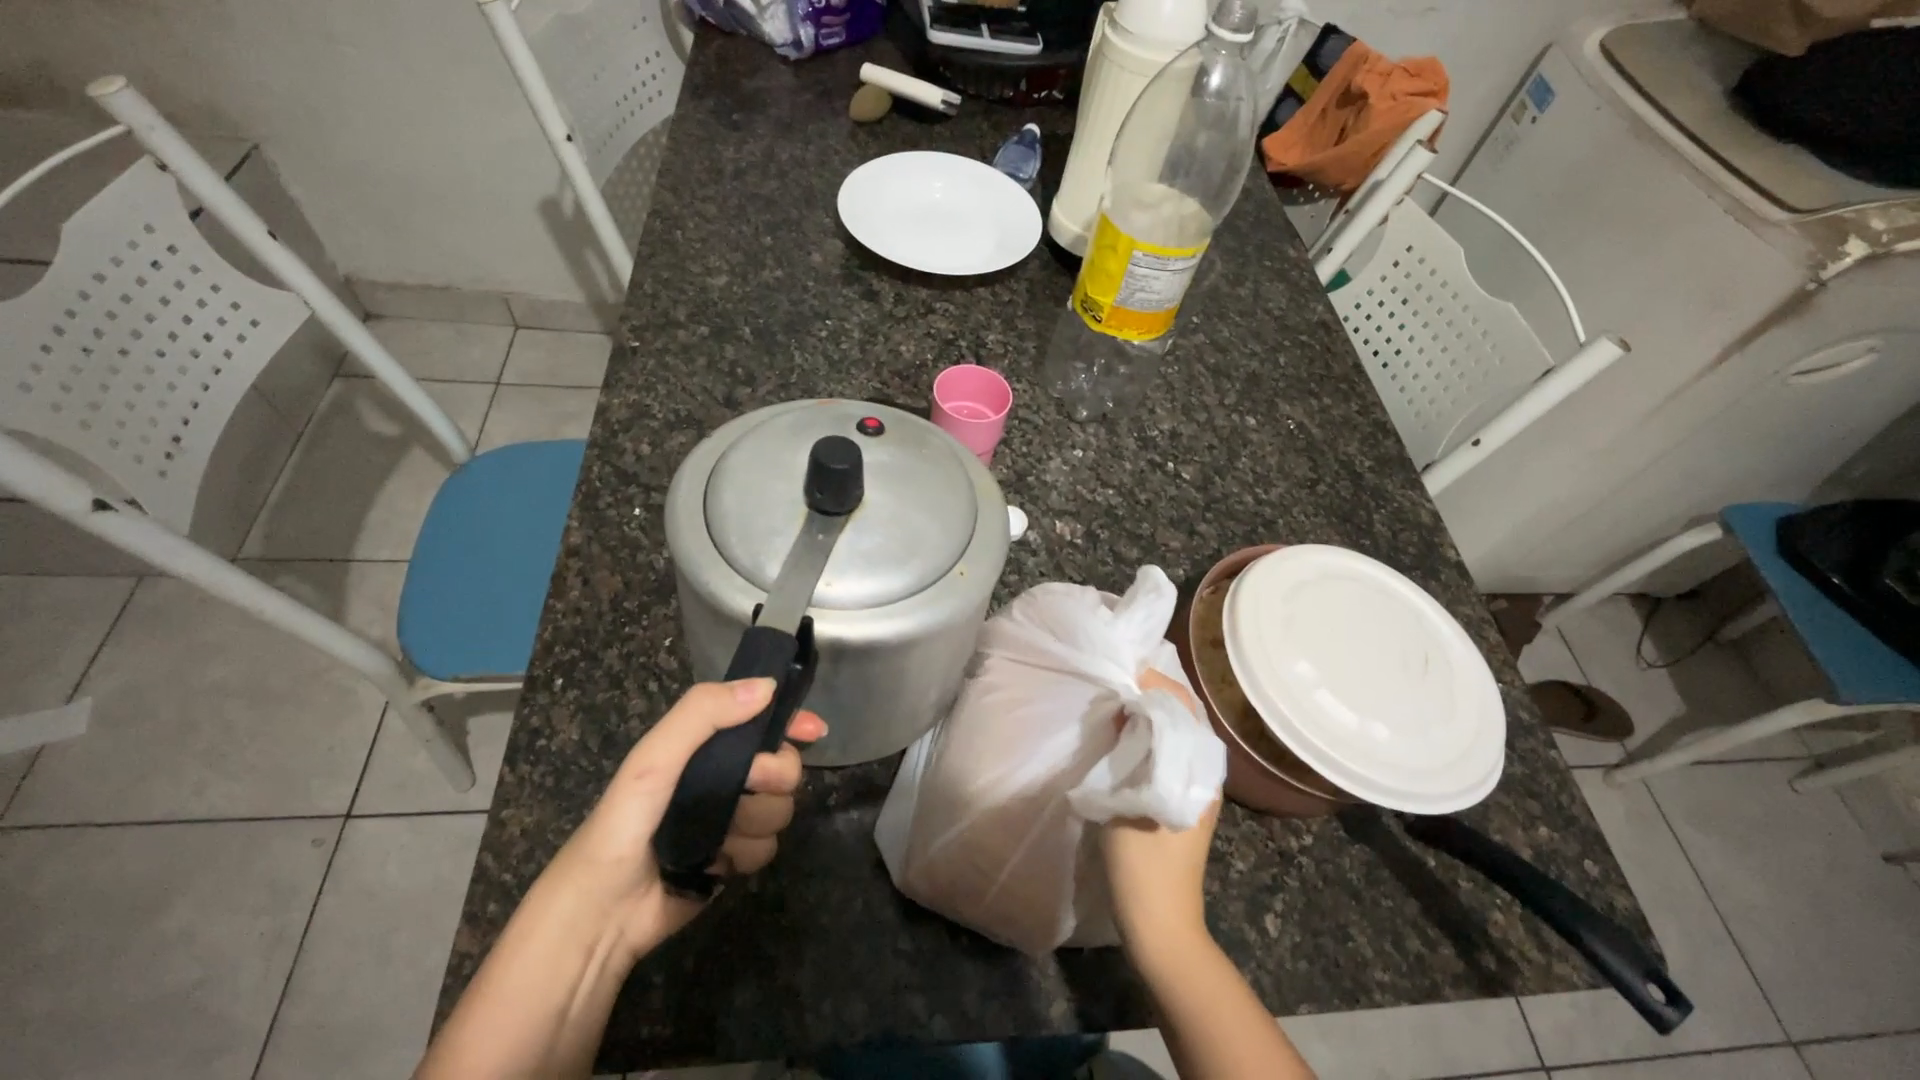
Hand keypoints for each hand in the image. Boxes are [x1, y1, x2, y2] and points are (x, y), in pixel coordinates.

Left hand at [537, 678, 826, 960]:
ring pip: (780, 810)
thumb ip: (701, 716)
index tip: (814, 731)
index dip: (790, 723)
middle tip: (749, 787)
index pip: (757, 722)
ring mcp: (729, 821)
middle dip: (773, 777)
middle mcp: (719, 778)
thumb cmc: (621, 828)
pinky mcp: (734, 860)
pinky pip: (769, 848)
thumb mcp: (652, 762)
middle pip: (782, 768)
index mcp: (699, 747)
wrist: (601, 915)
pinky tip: (718, 863)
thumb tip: (768, 687)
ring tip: (719, 836)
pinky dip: (746, 855)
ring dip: (754, 823)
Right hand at [1101, 668, 1219, 949]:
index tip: (1123, 667)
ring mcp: (1197, 789)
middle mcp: (1205, 773)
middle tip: (1118, 676)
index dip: (1155, 682)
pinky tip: (1128, 736)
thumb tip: (1126, 710)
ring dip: (1154, 712)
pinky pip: (1172, 752)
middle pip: (1186, 716)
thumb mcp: (1126, 801)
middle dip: (1156, 691)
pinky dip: (1153, 734)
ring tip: (1120, 698)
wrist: (1162, 925)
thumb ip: (1128, 752)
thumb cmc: (1143, 865)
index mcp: (1198, 769)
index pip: (1183, 706)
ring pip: (1180, 734)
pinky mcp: (1184, 802)